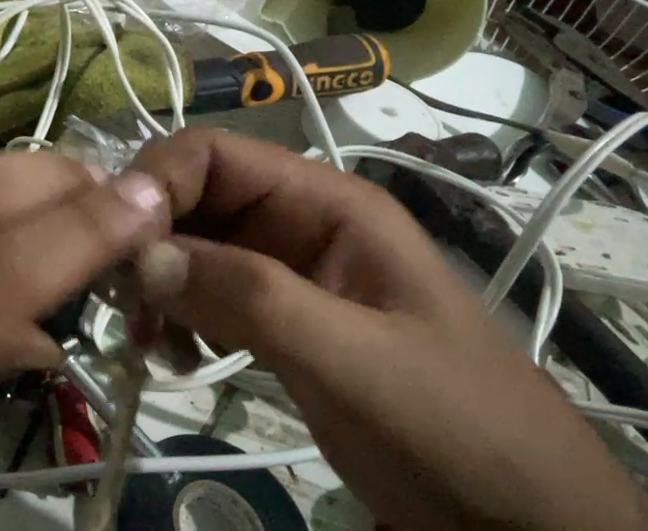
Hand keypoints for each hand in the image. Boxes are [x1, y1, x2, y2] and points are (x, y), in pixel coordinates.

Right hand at [130, 130, 647, 530]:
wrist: (530, 529)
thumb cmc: (459, 429)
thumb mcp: (357, 360)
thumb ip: (251, 299)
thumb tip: (141, 254)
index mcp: (329, 204)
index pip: (217, 155)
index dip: (159, 182)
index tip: (117, 245)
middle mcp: (301, 224)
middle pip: (197, 199)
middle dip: (149, 240)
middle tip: (119, 303)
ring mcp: (290, 275)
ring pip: (193, 249)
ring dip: (156, 284)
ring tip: (144, 341)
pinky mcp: (281, 323)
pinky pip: (207, 297)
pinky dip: (177, 317)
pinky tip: (172, 356)